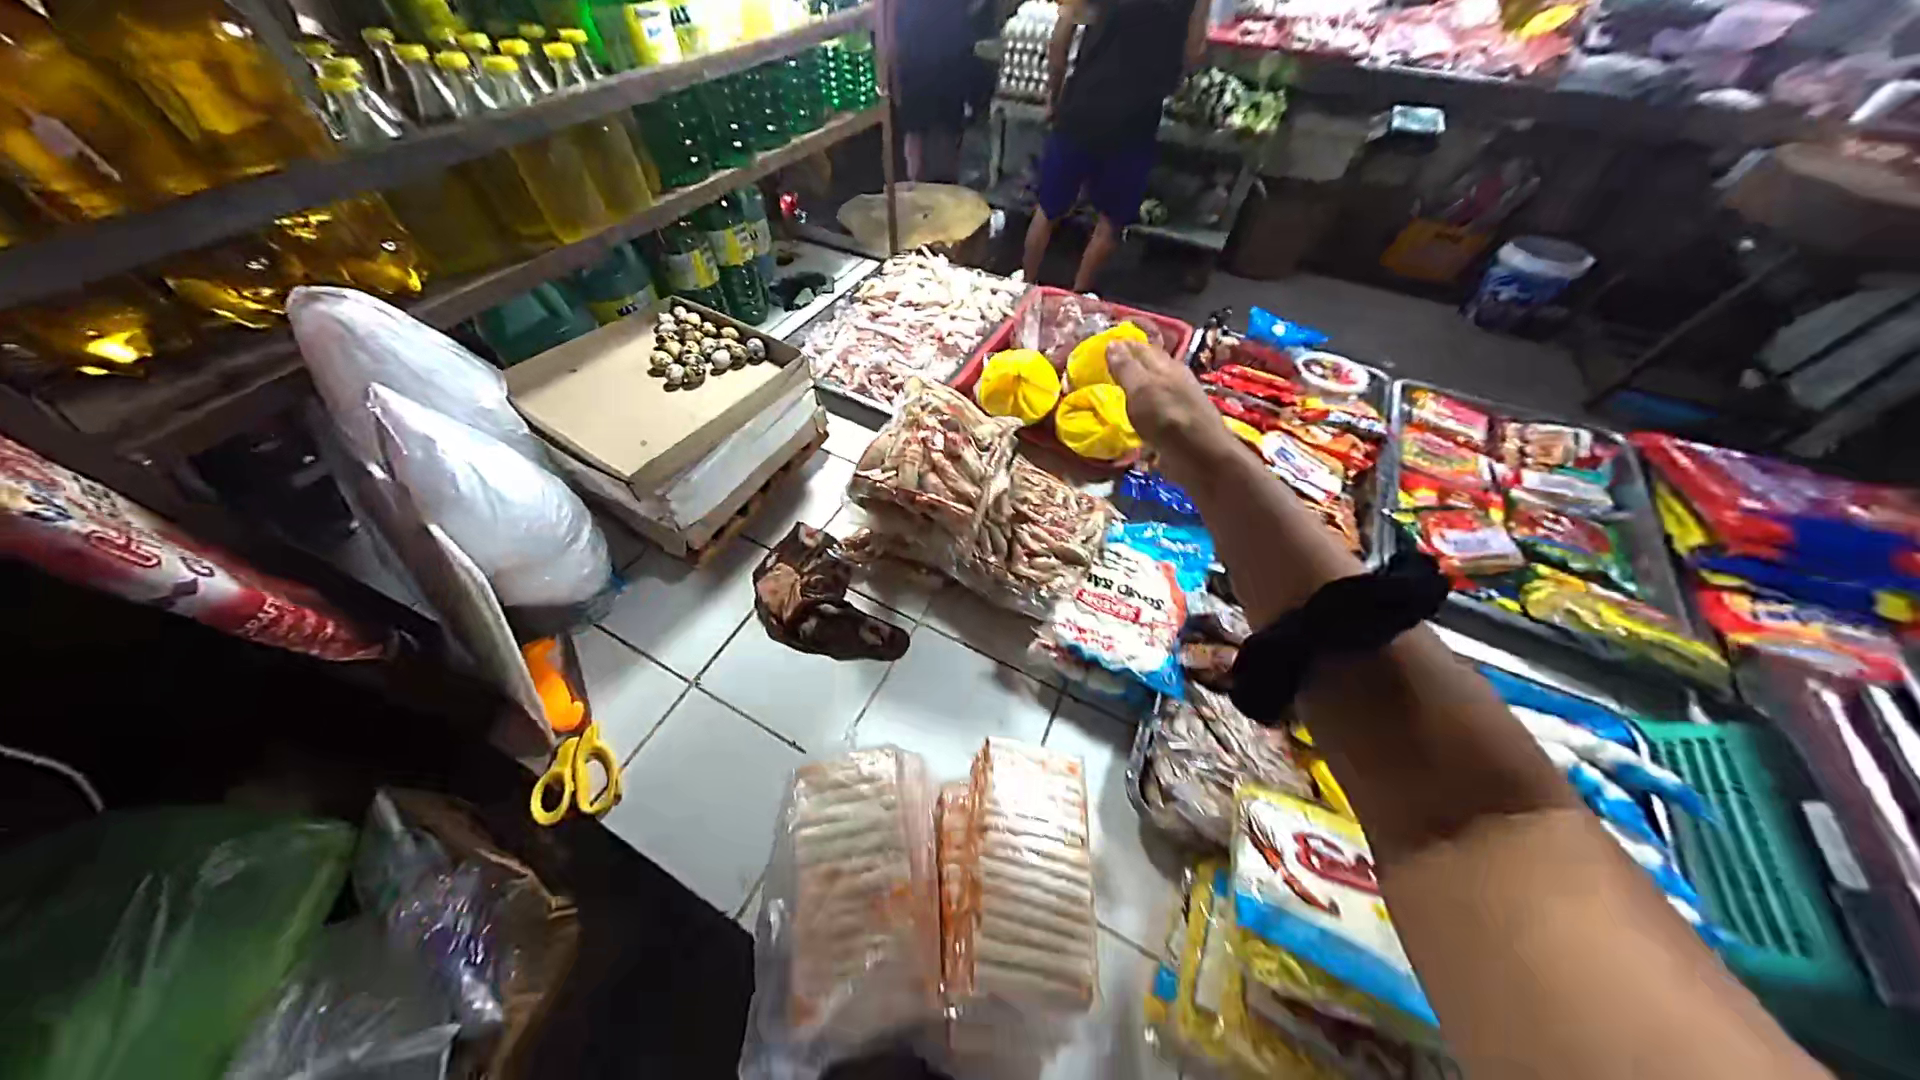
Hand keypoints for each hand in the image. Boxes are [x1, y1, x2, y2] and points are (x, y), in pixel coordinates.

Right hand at [1106, 339, 1234, 465]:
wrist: (1199, 455)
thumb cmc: (1167, 417)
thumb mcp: (1141, 388)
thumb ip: (1126, 367)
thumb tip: (1112, 343)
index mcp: (1164, 365)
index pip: (1139, 346)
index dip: (1121, 343)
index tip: (1099, 346)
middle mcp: (1172, 379)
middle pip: (1146, 366)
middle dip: (1126, 364)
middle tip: (1100, 369)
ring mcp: (1175, 401)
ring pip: (1150, 388)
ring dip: (1133, 388)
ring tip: (1111, 392)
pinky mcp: (1175, 424)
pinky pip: (1152, 410)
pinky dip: (1139, 409)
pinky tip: (1130, 417)